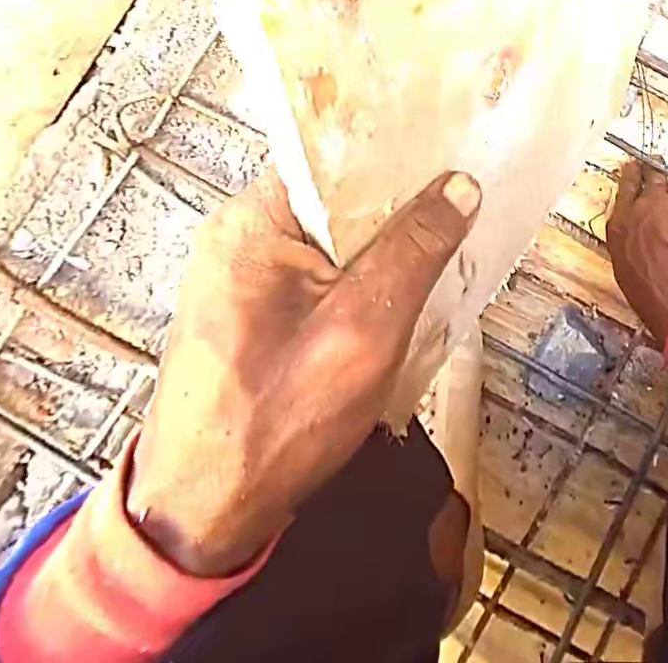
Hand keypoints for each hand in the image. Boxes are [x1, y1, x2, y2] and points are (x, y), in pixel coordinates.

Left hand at [127, 169, 480, 575]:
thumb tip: (461, 185)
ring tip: (447, 233)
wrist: (203, 518)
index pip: (335, 156)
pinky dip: (365, 267)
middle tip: (465, 196)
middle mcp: (241, 233)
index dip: (399, 152)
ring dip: (387, 236)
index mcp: (254, 222)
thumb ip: (414, 251)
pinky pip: (323, 264)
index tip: (456, 150)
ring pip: (334, 230)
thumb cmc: (282, 420)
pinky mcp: (255, 304)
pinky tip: (404, 280)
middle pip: (337, 192)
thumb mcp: (365, 328)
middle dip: (401, 197)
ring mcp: (244, 270)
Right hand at [605, 160, 667, 343]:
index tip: (634, 167)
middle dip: (655, 173)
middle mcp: (646, 207)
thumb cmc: (654, 297)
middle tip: (658, 169)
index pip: (625, 187)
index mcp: (621, 224)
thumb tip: (642, 235)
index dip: (632, 175)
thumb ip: (632, 239)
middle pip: (653, 179)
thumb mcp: (626, 267)